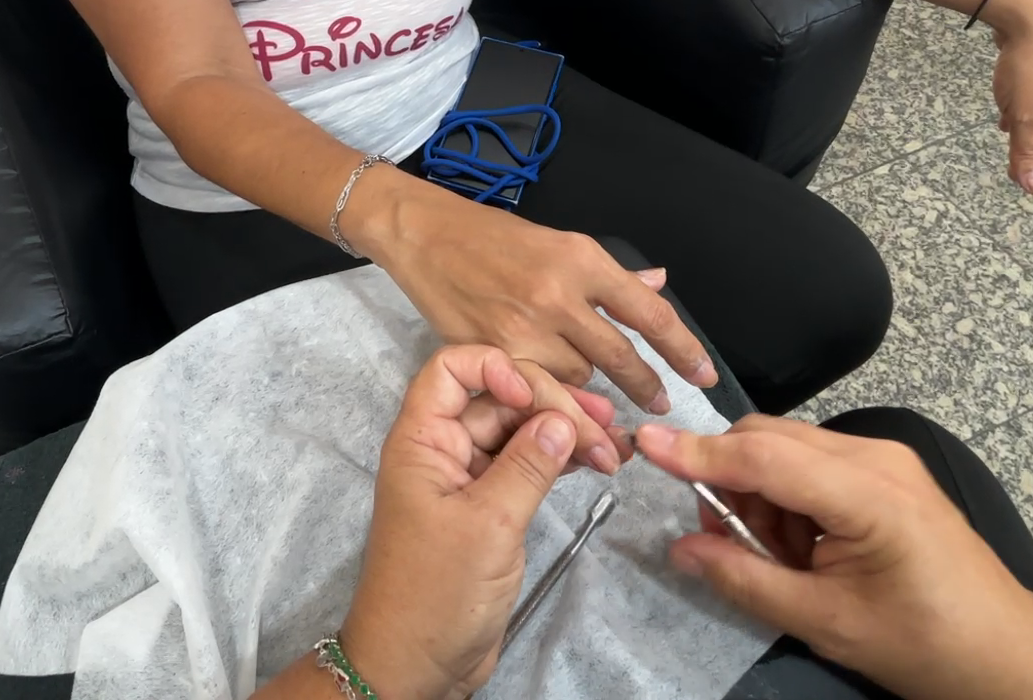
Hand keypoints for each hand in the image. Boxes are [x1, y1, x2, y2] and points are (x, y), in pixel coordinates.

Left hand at [337, 346, 625, 699]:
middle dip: (551, 404)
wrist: (418, 664)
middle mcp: (445, 445)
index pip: (452, 367)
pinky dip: (559, 457)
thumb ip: (527, 466)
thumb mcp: (488, 524)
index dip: (494, 367)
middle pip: (498, 397)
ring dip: (564, 429)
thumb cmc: (437, 592)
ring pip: (518, 429)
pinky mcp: (490, 499)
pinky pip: (526, 461)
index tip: (534, 395)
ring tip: (615, 441)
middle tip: (603, 429)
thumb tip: (562, 421)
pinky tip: (594, 459)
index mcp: (423, 437)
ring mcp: (469, 472)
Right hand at [344, 170, 717, 457]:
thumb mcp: (556, 240)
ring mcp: (522, 329)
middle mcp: (557, 296)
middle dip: (646, 386)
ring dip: (587, 382)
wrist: (426, 234)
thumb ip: (608, 274)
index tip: (703, 374)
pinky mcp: (491, 353)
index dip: (683, 348)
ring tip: (579, 376)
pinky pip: (537, 390)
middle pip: (620, 357)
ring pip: (578, 377)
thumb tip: (657, 285)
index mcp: (580, 259)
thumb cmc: (491, 233)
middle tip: (660, 404)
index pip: (647, 312)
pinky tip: (558, 400)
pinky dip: (552, 395)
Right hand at [632, 417, 1032, 699]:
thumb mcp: (829, 625)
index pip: (762, 457)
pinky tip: (801, 543)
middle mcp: (872, 455)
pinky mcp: (880, 465)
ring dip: (756, 493)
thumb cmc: (929, 646)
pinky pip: (804, 459)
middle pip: (765, 439)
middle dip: (728, 481)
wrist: (1019, 660)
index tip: (643, 442)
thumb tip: (679, 549)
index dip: (698, 453)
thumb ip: (745, 581)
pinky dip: (783, 495)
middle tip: (722, 539)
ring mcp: (879, 455)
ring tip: (777, 555)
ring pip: (779, 446)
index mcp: (869, 495)